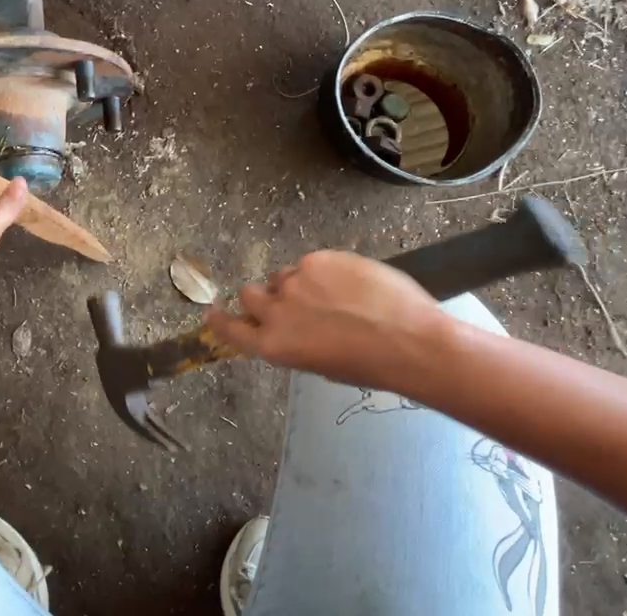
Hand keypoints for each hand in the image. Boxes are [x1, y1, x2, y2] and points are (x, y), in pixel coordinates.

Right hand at [205, 249, 456, 393]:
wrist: (414, 343)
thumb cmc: (374, 366)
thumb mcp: (323, 364)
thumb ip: (295, 342)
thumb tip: (294, 327)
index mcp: (276, 346)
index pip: (233, 329)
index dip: (220, 321)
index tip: (212, 313)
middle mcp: (276, 312)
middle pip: (250, 294)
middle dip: (265, 298)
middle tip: (292, 304)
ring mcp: (295, 281)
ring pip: (283, 277)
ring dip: (297, 284)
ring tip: (333, 296)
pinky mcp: (317, 259)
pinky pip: (312, 263)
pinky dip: (326, 272)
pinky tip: (352, 285)